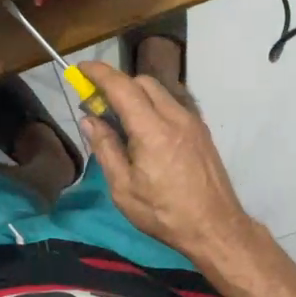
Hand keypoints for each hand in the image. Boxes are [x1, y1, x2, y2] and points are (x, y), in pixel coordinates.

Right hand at [78, 61, 256, 258]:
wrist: (215, 227)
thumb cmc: (164, 213)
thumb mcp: (123, 188)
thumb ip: (105, 148)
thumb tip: (90, 120)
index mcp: (152, 130)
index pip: (122, 86)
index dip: (99, 73)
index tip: (81, 69)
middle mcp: (175, 117)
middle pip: (143, 82)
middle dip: (118, 84)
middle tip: (98, 104)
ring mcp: (192, 122)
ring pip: (160, 92)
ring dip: (137, 95)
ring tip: (121, 120)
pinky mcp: (201, 132)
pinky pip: (173, 106)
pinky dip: (153, 106)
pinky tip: (145, 132)